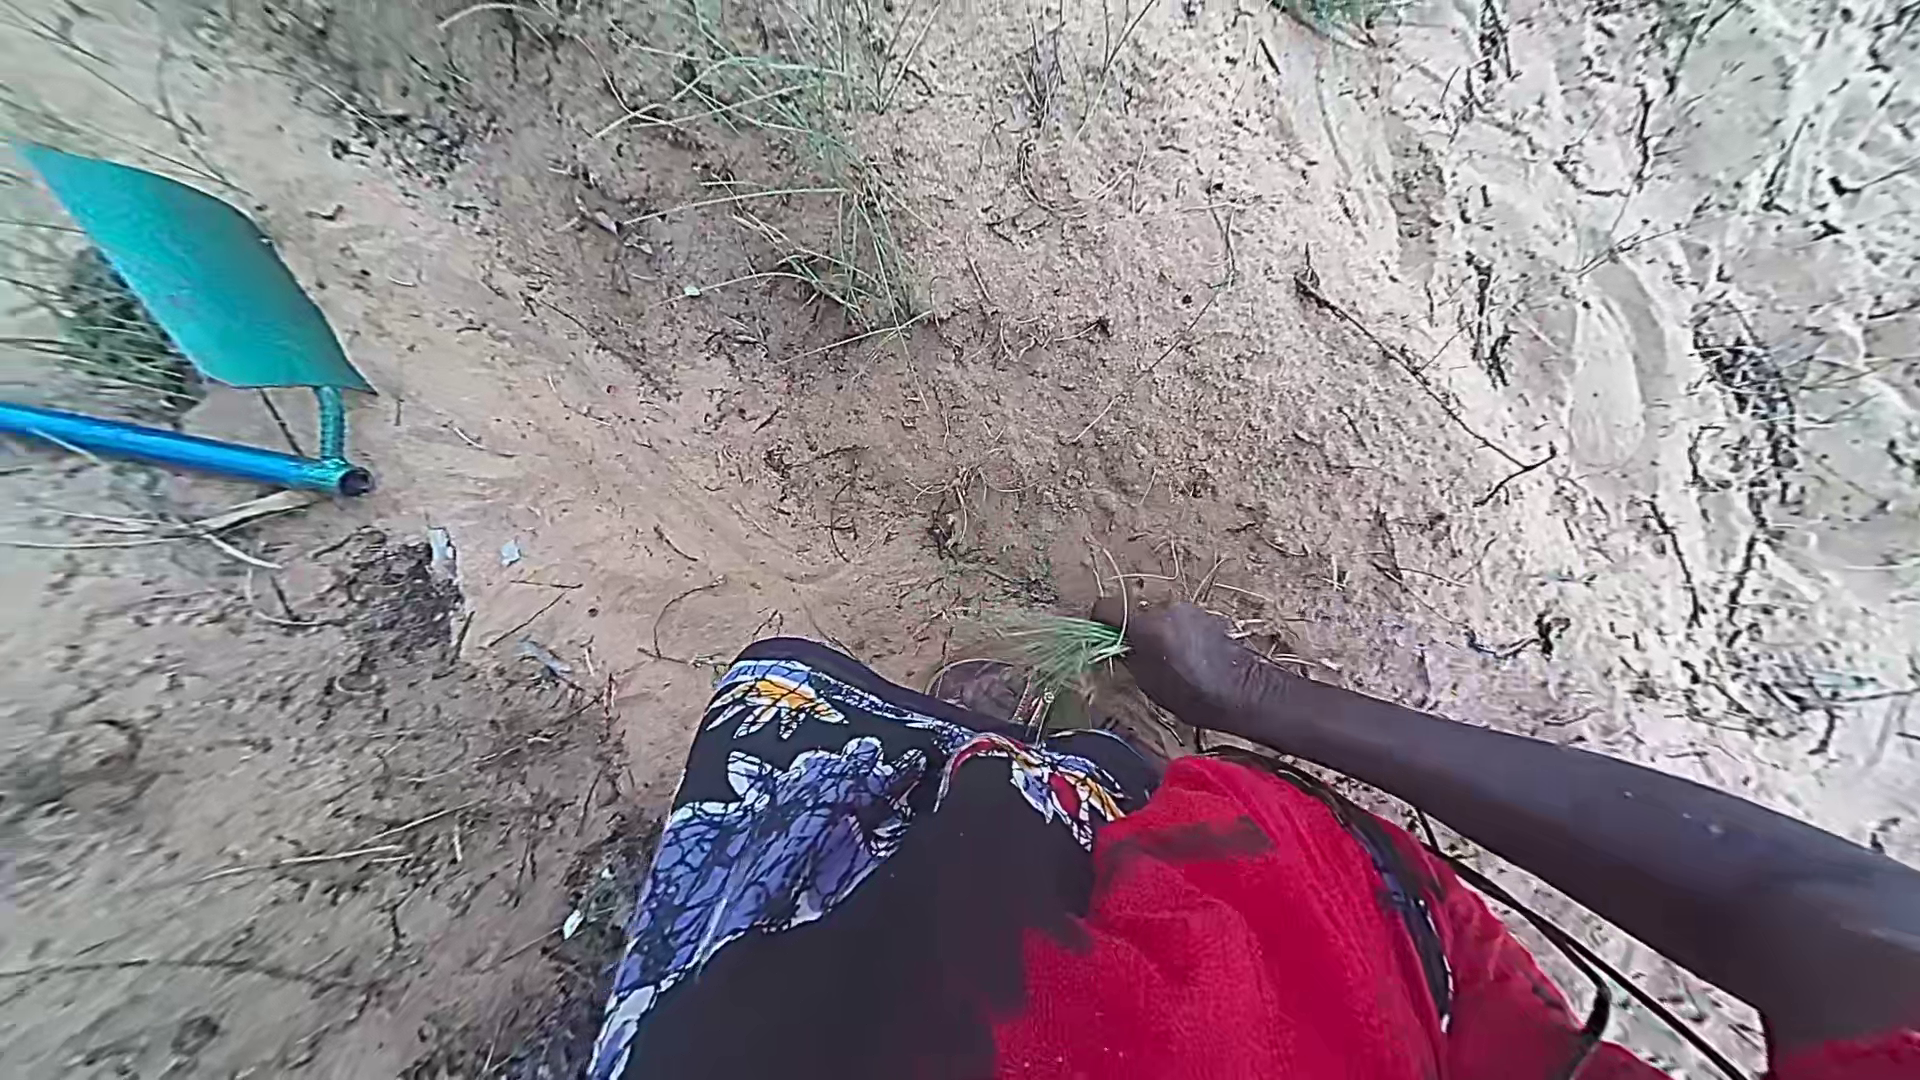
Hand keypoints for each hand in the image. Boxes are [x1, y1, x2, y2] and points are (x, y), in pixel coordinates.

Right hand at [1090, 599, 1282, 736]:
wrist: (1248, 694)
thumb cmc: (1195, 696)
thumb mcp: (1148, 682)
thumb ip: (1127, 657)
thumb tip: (1114, 646)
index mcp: (1146, 624)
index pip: (1106, 607)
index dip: (1097, 621)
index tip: (1098, 637)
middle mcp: (1165, 609)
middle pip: (1133, 610)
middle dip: (1130, 629)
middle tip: (1133, 655)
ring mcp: (1188, 609)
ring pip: (1157, 615)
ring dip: (1154, 631)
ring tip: (1164, 660)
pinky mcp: (1206, 615)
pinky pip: (1178, 619)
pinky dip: (1174, 632)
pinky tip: (1185, 657)